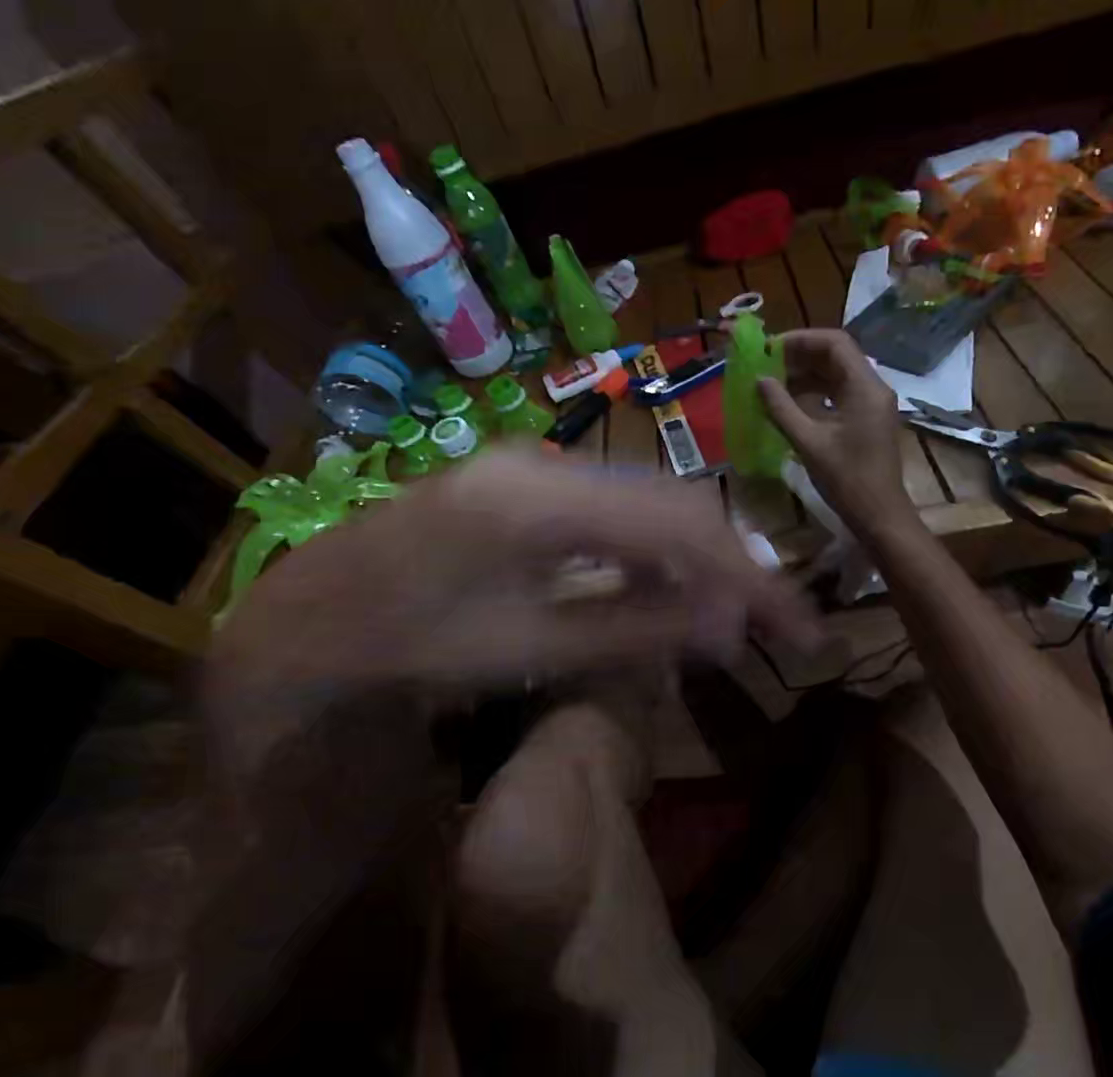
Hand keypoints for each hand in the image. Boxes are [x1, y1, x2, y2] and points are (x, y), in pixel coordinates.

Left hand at [210, 451, 818, 693]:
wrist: (316, 620)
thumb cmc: (411, 646)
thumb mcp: (527, 648)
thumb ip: (633, 628)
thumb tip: (728, 623)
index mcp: (540, 501)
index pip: (678, 527)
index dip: (747, 578)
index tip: (797, 629)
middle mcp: (539, 462)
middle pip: (666, 503)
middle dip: (724, 563)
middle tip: (767, 623)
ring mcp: (523, 463)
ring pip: (636, 500)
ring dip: (683, 554)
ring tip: (718, 613)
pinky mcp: (512, 479)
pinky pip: (600, 505)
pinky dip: (639, 546)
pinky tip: (652, 584)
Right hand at [757, 328, 910, 523]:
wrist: (878, 513)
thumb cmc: (845, 479)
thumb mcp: (808, 442)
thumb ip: (782, 408)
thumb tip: (760, 380)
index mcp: (865, 388)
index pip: (835, 343)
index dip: (801, 339)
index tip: (769, 347)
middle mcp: (872, 388)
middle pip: (836, 356)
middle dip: (799, 355)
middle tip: (764, 363)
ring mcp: (870, 403)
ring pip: (835, 374)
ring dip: (803, 374)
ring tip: (770, 382)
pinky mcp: (864, 418)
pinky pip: (836, 393)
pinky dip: (812, 392)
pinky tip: (787, 402)